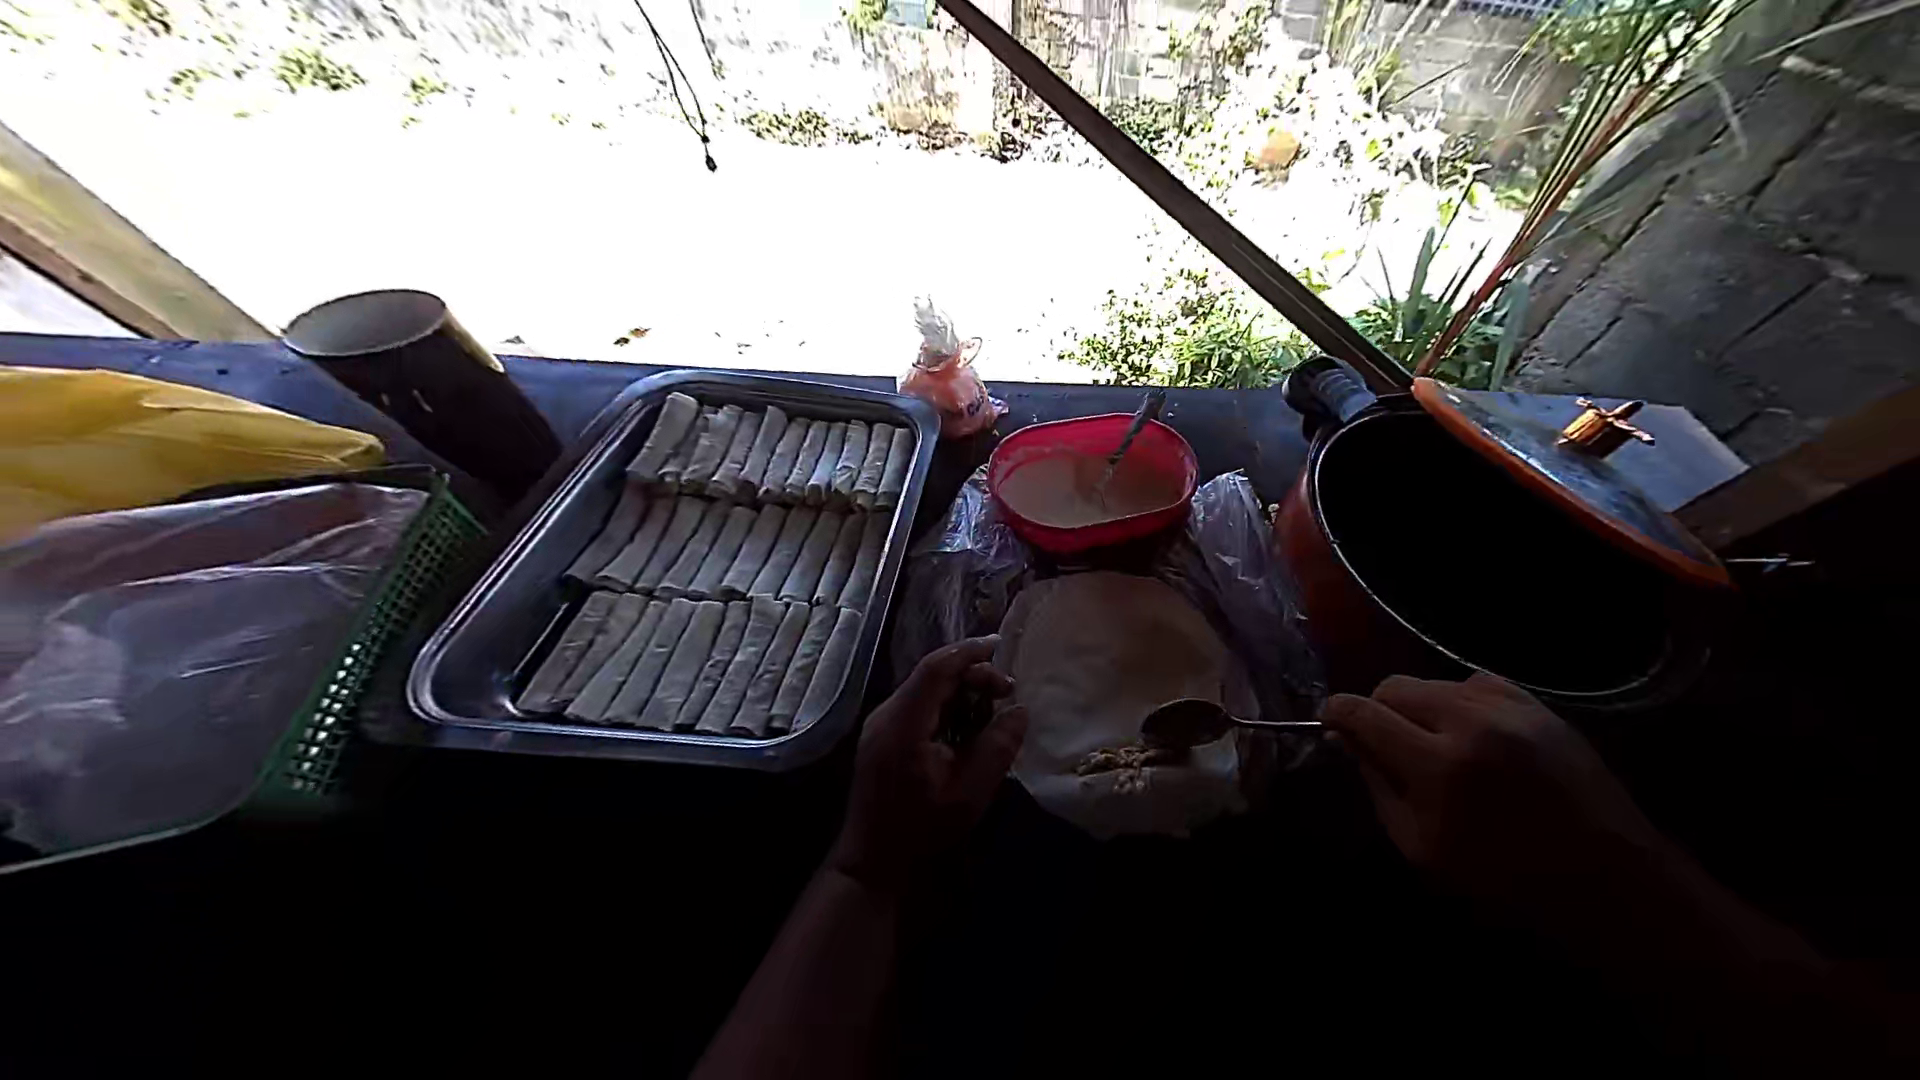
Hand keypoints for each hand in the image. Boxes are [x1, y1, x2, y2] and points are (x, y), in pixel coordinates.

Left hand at [828, 636, 1027, 894]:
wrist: (873, 863)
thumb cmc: (922, 831)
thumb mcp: (970, 793)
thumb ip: (998, 747)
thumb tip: (1020, 711)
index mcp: (903, 724)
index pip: (936, 669)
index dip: (969, 652)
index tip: (1001, 648)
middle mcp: (887, 714)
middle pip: (931, 674)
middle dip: (972, 674)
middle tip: (1007, 692)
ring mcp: (881, 724)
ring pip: (926, 688)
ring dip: (961, 689)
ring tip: (993, 705)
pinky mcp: (884, 735)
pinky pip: (919, 705)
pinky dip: (947, 704)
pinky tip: (969, 723)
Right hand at [1322, 673, 1664, 911]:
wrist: (1615, 886)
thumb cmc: (1506, 879)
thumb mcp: (1418, 845)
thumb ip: (1375, 783)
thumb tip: (1347, 740)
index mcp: (1438, 766)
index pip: (1360, 711)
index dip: (1335, 712)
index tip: (1330, 722)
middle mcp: (1472, 723)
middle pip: (1392, 686)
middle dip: (1377, 710)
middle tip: (1385, 740)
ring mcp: (1512, 710)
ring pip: (1430, 682)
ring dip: (1418, 707)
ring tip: (1433, 741)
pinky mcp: (1540, 708)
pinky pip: (1473, 682)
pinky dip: (1459, 702)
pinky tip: (1471, 733)